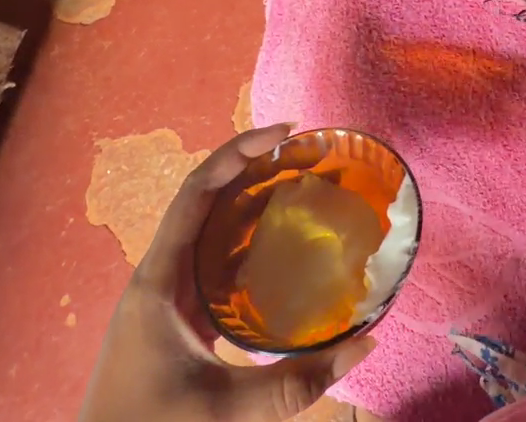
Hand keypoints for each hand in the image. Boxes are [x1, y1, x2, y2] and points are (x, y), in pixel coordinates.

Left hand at [80, 123, 374, 421]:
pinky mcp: (174, 316)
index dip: (239, 152)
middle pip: (206, 199)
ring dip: (252, 202)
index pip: (197, 191)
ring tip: (302, 187)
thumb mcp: (229, 412)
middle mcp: (159, 274)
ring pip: (210, 228)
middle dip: (254, 168)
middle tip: (306, 157)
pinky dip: (247, 240)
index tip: (286, 132)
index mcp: (159, 280)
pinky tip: (282, 247)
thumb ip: (299, 381)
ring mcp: (164, 295)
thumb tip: (366, 342)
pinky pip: (213, 259)